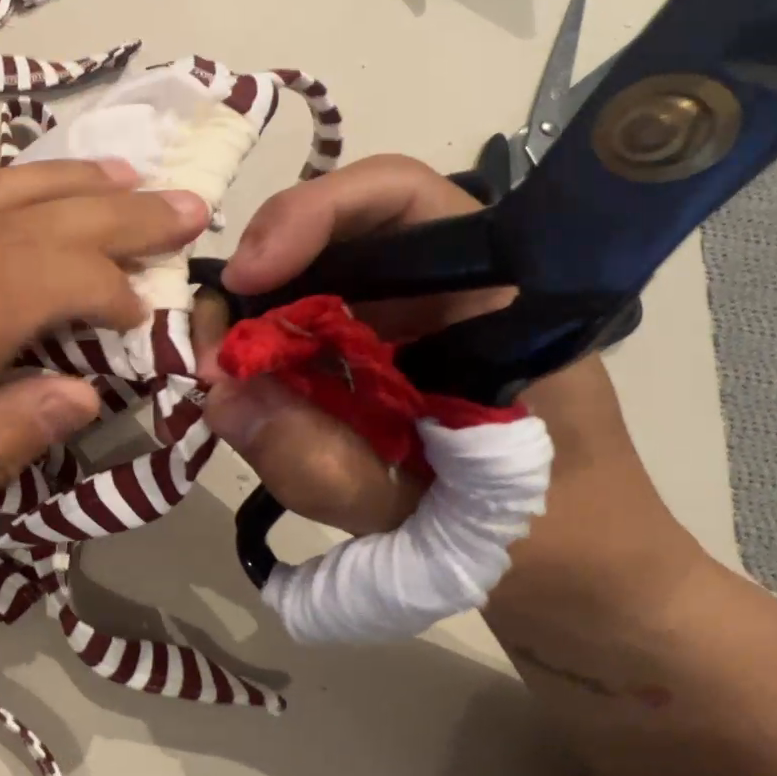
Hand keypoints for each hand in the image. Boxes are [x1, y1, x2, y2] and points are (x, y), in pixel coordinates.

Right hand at [189, 155, 634, 537]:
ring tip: (212, 381)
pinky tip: (233, 396)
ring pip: (290, 286)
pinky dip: (245, 357)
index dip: (311, 214)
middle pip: (319, 238)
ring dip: (239, 325)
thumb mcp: (434, 520)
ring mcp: (390, 322)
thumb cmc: (544, 540)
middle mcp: (433, 290)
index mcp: (491, 296)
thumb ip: (328, 466)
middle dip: (250, 284)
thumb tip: (219, 398)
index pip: (396, 198)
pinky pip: (284, 334)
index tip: (248, 277)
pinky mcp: (358, 357)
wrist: (573, 577)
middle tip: (204, 350)